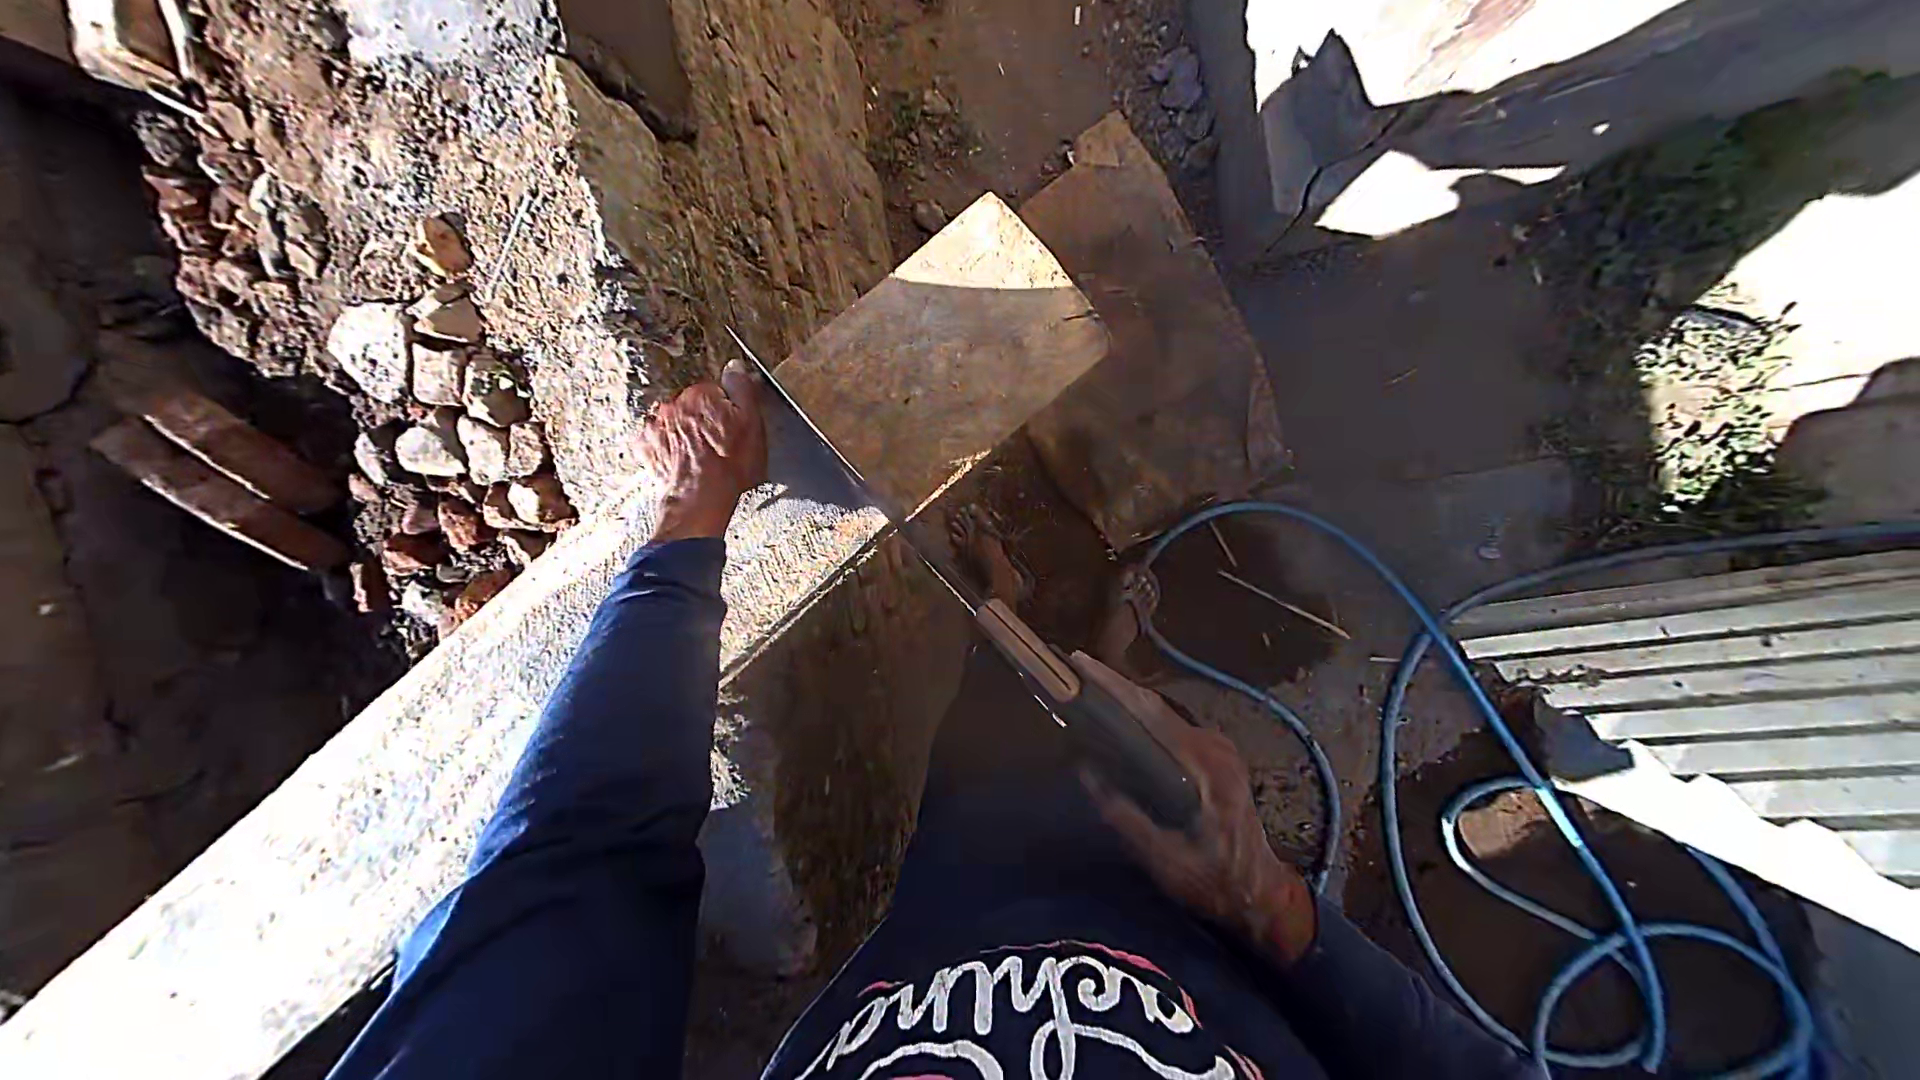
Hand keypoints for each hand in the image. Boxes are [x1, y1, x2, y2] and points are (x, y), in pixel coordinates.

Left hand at [637, 361, 766, 542]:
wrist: (701, 498)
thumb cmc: (730, 465)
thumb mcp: (753, 424)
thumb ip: (743, 389)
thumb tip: (735, 367)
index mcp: (700, 395)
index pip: (715, 392)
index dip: (727, 410)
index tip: (733, 428)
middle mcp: (673, 405)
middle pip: (692, 405)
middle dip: (703, 420)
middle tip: (718, 445)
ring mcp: (656, 426)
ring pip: (674, 422)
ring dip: (684, 433)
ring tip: (701, 456)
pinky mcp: (646, 446)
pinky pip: (658, 439)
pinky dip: (667, 447)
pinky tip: (682, 460)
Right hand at [1074, 654, 1316, 966]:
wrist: (1261, 891)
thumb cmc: (1213, 879)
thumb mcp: (1163, 861)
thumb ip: (1124, 817)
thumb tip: (1086, 772)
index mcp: (1202, 767)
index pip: (1150, 713)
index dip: (1113, 685)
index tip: (1082, 664)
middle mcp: (1213, 746)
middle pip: (1154, 705)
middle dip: (1113, 684)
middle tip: (1076, 670)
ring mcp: (1218, 745)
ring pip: (1163, 711)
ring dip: (1126, 699)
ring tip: (1090, 690)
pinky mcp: (1217, 751)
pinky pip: (1171, 724)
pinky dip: (1142, 715)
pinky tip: (1121, 717)